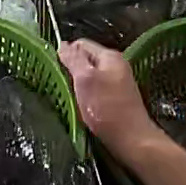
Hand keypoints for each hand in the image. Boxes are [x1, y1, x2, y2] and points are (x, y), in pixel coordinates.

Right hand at [58, 39, 162, 159]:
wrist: (132, 140)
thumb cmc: (107, 109)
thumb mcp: (85, 79)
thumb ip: (73, 59)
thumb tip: (62, 44)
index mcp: (109, 56)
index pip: (80, 44)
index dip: (65, 54)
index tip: (54, 69)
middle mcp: (115, 66)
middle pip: (85, 61)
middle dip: (70, 71)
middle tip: (58, 85)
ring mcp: (116, 83)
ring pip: (89, 78)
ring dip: (77, 86)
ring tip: (67, 98)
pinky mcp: (115, 100)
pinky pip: (94, 92)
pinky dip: (85, 98)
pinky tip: (80, 108)